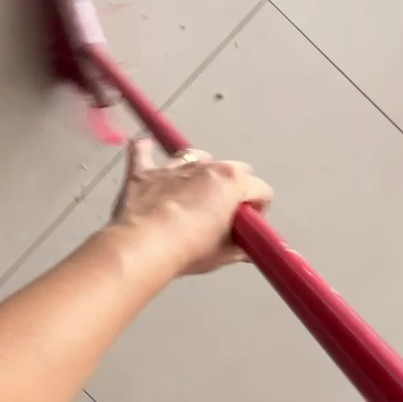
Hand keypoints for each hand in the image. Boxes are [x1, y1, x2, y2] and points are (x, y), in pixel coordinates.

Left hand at [110, 138, 271, 274]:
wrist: (142, 246)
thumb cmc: (189, 249)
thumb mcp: (226, 254)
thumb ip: (241, 246)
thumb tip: (247, 248)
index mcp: (232, 181)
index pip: (261, 190)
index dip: (258, 209)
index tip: (247, 226)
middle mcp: (204, 166)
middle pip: (232, 169)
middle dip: (233, 187)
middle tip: (222, 212)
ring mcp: (171, 167)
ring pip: (193, 157)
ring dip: (199, 169)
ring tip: (194, 189)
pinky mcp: (142, 172)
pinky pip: (141, 150)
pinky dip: (144, 149)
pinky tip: (145, 147)